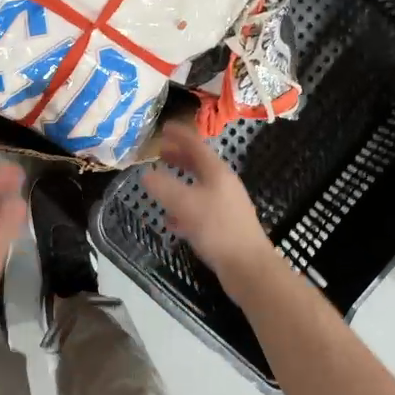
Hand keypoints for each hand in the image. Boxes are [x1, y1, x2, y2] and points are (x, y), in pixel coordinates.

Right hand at [141, 121, 280, 292]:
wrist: (249, 267)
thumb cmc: (218, 229)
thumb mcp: (186, 205)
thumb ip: (164, 187)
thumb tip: (145, 173)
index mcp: (217, 172)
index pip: (196, 145)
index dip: (180, 135)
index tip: (164, 127)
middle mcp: (223, 184)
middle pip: (199, 164)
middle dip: (179, 157)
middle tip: (160, 152)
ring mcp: (225, 206)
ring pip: (198, 187)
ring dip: (180, 182)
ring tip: (161, 183)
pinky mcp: (224, 226)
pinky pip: (200, 210)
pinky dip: (184, 208)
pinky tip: (172, 221)